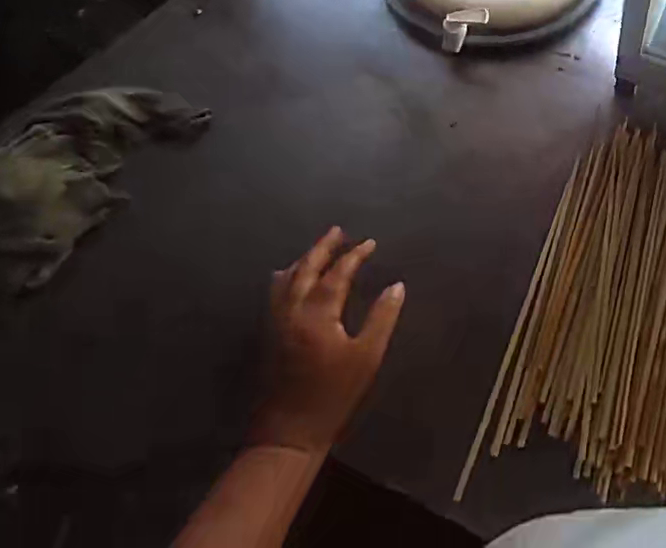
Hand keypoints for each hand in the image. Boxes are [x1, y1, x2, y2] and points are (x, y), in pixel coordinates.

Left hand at [250, 228, 405, 454]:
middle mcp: (292, 313)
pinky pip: (275, 296)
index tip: (370, 243)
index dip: (354, 255)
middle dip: (322, 248)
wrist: (288, 433)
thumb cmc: (333, 394)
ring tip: (317, 250)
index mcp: (317, 315)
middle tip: (337, 231)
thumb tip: (396, 286)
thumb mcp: (367, 356)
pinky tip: (290, 280)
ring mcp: (276, 325)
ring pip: (284, 282)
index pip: (337, 274)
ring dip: (302, 261)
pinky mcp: (269, 338)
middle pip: (304, 270)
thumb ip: (383, 317)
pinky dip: (287, 279)